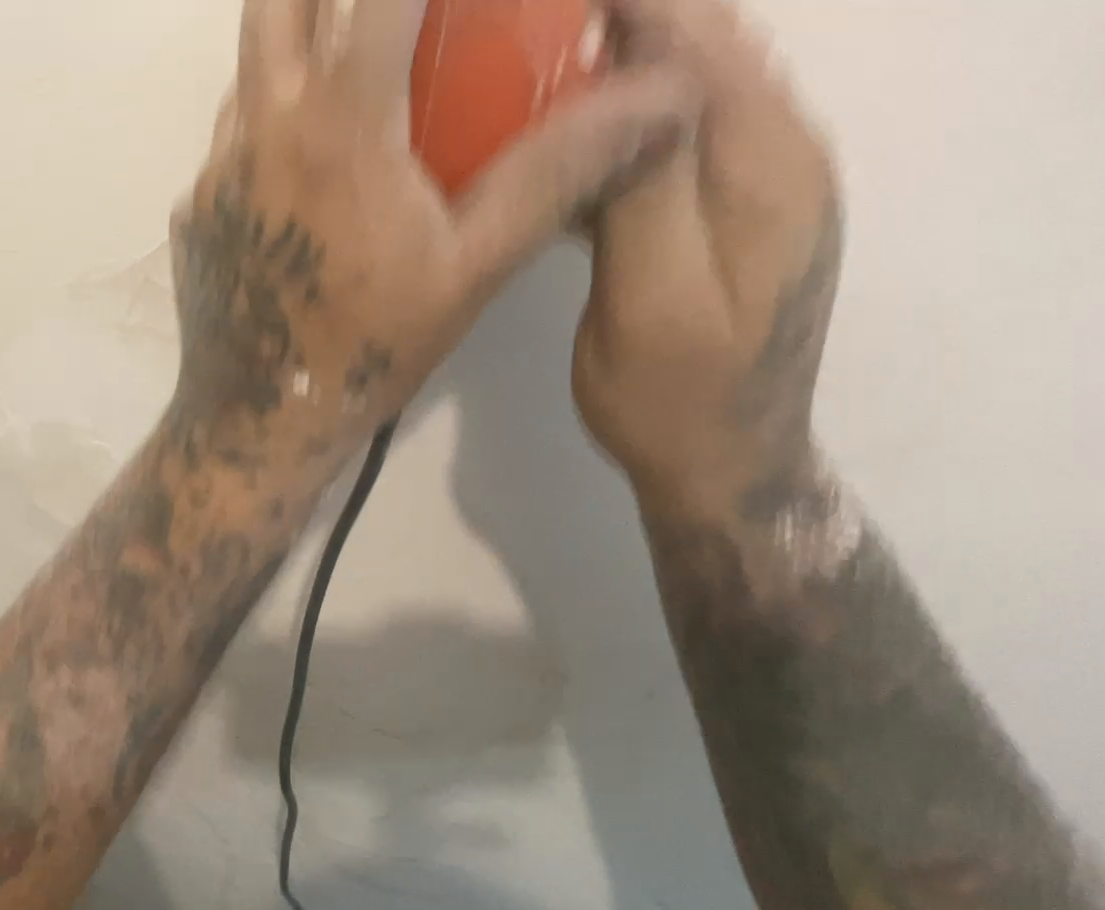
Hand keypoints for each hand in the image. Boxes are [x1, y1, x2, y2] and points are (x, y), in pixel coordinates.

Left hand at [173, 0, 700, 473]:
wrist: (257, 425)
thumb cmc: (369, 352)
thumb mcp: (472, 270)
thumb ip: (556, 172)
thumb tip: (662, 97)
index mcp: (338, 127)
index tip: (442, 0)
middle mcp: (261, 127)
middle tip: (384, 12)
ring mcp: (214, 169)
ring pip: (250, 65)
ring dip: (300, 48)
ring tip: (357, 84)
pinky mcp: (193, 209)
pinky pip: (231, 137)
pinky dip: (273, 124)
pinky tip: (309, 175)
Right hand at [573, 0, 842, 518]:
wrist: (723, 462)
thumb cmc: (675, 397)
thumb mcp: (651, 304)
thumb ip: (649, 191)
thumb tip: (634, 82)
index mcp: (766, 165)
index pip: (700, 42)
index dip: (631, 3)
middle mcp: (778, 152)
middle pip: (704, 48)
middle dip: (623, 20)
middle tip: (534, 29)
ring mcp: (758, 181)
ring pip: (690, 86)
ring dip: (621, 62)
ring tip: (541, 59)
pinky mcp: (727, 210)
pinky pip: (679, 134)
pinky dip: (626, 116)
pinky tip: (573, 129)